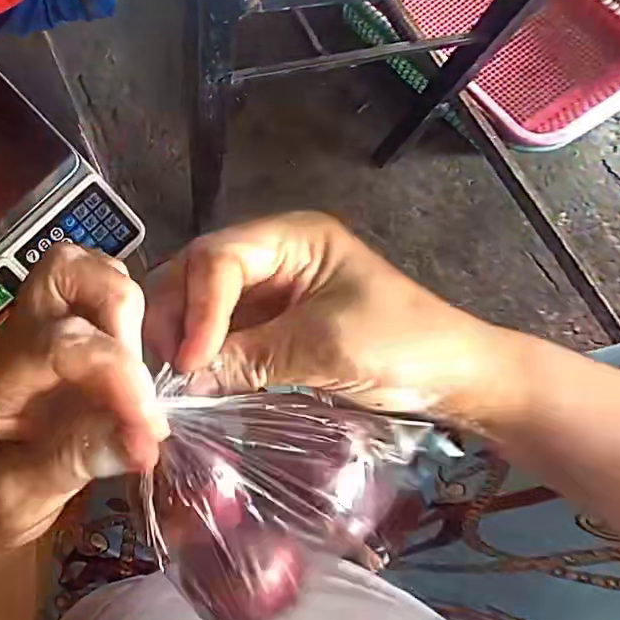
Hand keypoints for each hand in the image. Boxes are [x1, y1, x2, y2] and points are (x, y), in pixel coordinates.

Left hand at [0, 244, 166, 555]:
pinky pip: (98, 292)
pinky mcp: (62, 332)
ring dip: (123, 307)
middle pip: (62, 269)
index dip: (115, 372)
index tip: (149, 425)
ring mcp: (36, 328)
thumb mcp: (22, 500)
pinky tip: (132, 366)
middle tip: (138, 371)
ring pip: (84, 269)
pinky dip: (127, 315)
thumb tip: (144, 439)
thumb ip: (78, 461)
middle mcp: (10, 337)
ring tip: (135, 371)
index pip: (56, 343)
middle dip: (116, 306)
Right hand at [142, 212, 530, 427]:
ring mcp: (264, 289)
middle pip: (196, 272)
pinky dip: (200, 354)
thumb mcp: (325, 347)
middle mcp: (268, 254)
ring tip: (173, 378)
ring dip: (179, 335)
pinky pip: (217, 331)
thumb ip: (251, 359)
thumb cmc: (403, 345)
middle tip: (164, 368)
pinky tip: (191, 380)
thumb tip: (184, 383)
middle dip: (175, 315)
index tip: (190, 361)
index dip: (197, 307)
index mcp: (289, 237)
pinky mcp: (264, 323)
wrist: (454, 377)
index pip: (219, 258)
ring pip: (198, 301)